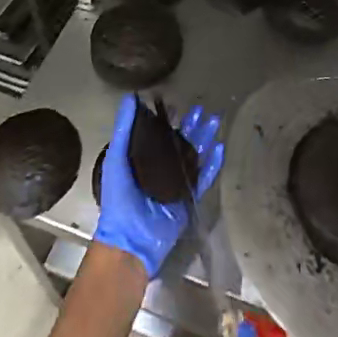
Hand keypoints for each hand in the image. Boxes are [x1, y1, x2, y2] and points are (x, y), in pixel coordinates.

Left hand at [91, 95, 222, 277]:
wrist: (131, 239)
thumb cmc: (119, 197)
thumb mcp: (117, 158)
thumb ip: (124, 128)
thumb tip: (129, 97)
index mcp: (140, 159)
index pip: (157, 134)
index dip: (166, 119)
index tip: (175, 104)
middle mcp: (159, 168)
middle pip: (179, 143)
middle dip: (191, 127)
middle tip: (202, 110)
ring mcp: (175, 183)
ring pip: (194, 157)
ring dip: (204, 140)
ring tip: (214, 122)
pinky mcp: (188, 198)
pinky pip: (203, 178)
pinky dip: (212, 164)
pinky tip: (220, 149)